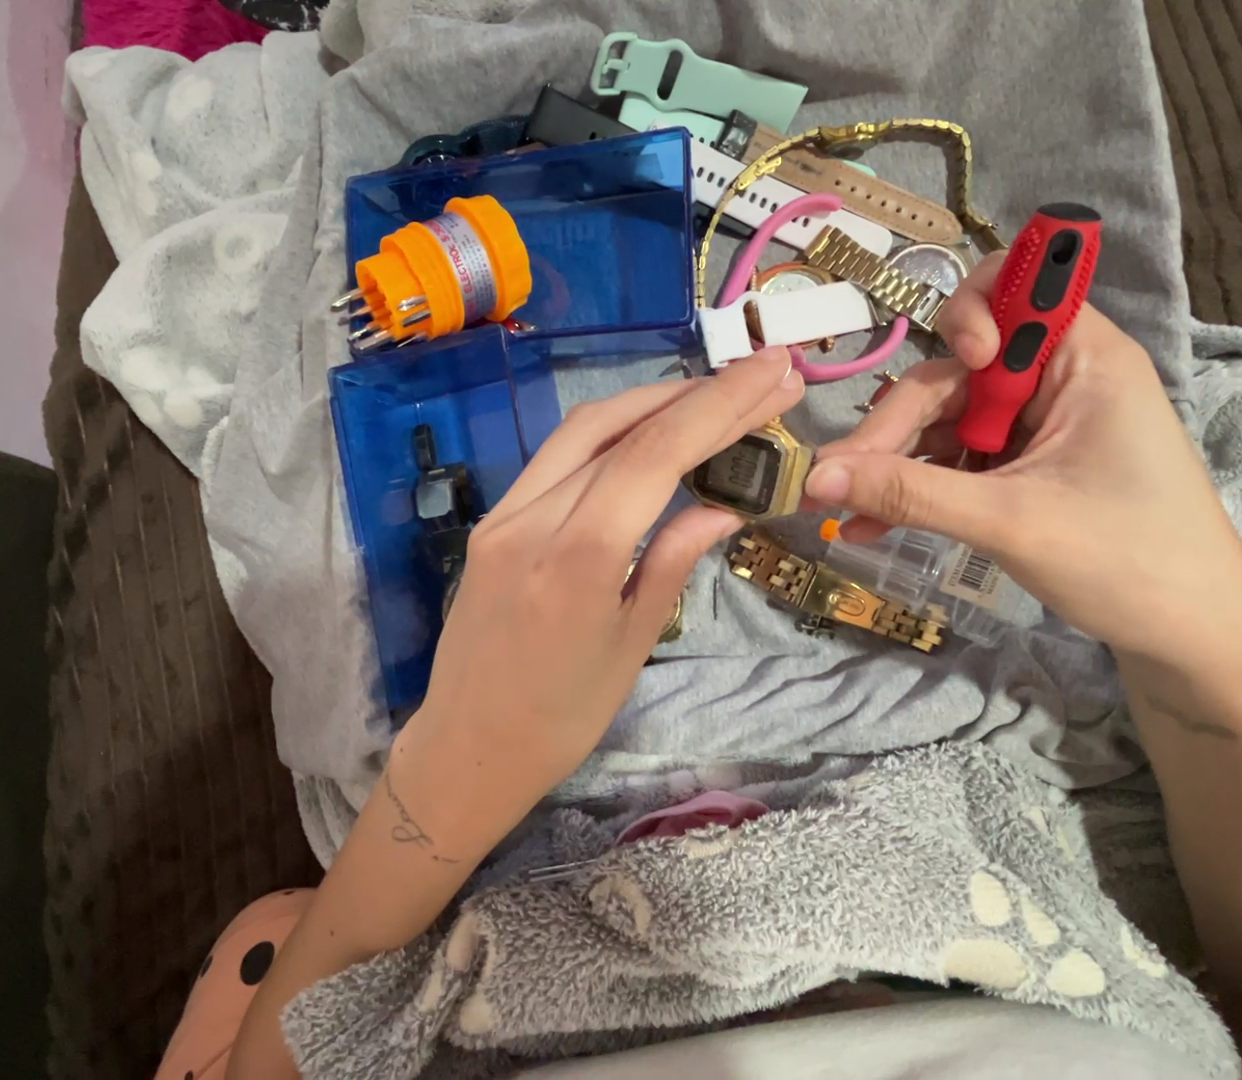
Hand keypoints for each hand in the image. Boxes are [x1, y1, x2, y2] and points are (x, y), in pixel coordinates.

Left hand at [412, 348, 803, 801]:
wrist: (467, 745)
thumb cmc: (561, 718)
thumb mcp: (631, 646)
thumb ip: (671, 563)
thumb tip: (719, 507)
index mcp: (577, 558)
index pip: (653, 454)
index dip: (719, 406)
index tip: (774, 374)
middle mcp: (532, 520)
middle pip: (618, 427)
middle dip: (694, 394)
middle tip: (758, 377)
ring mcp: (503, 515)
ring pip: (580, 431)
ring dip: (649, 402)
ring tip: (712, 395)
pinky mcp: (491, 521)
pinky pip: (554, 459)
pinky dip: (608, 432)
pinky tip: (647, 432)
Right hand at [805, 256, 1241, 672]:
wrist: (1187, 637)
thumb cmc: (1127, 562)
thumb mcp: (1009, 521)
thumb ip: (908, 493)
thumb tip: (814, 476)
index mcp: (1081, 362)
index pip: (1016, 289)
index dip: (972, 312)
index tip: (957, 362)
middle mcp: (1052, 382)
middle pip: (950, 376)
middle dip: (892, 427)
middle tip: (833, 482)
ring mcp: (1030, 429)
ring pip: (938, 424)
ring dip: (888, 467)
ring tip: (839, 511)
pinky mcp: (1015, 470)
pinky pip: (947, 464)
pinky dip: (909, 491)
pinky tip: (869, 527)